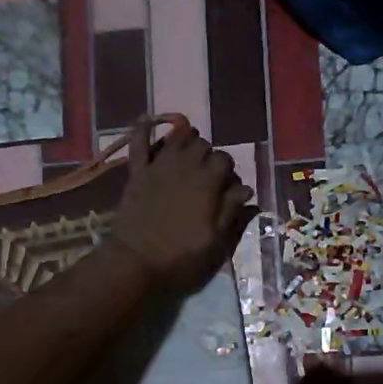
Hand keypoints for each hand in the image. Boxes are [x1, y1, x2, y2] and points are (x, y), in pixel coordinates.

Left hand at [108, 117, 256, 287]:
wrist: (135, 262)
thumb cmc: (180, 257)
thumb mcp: (214, 241)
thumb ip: (230, 211)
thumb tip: (247, 190)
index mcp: (207, 182)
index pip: (225, 160)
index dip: (228, 171)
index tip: (225, 188)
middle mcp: (185, 166)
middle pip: (202, 145)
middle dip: (208, 156)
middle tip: (205, 176)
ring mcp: (158, 166)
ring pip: (177, 137)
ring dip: (186, 141)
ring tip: (187, 154)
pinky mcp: (137, 173)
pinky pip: (138, 143)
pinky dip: (142, 129)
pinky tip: (147, 120)